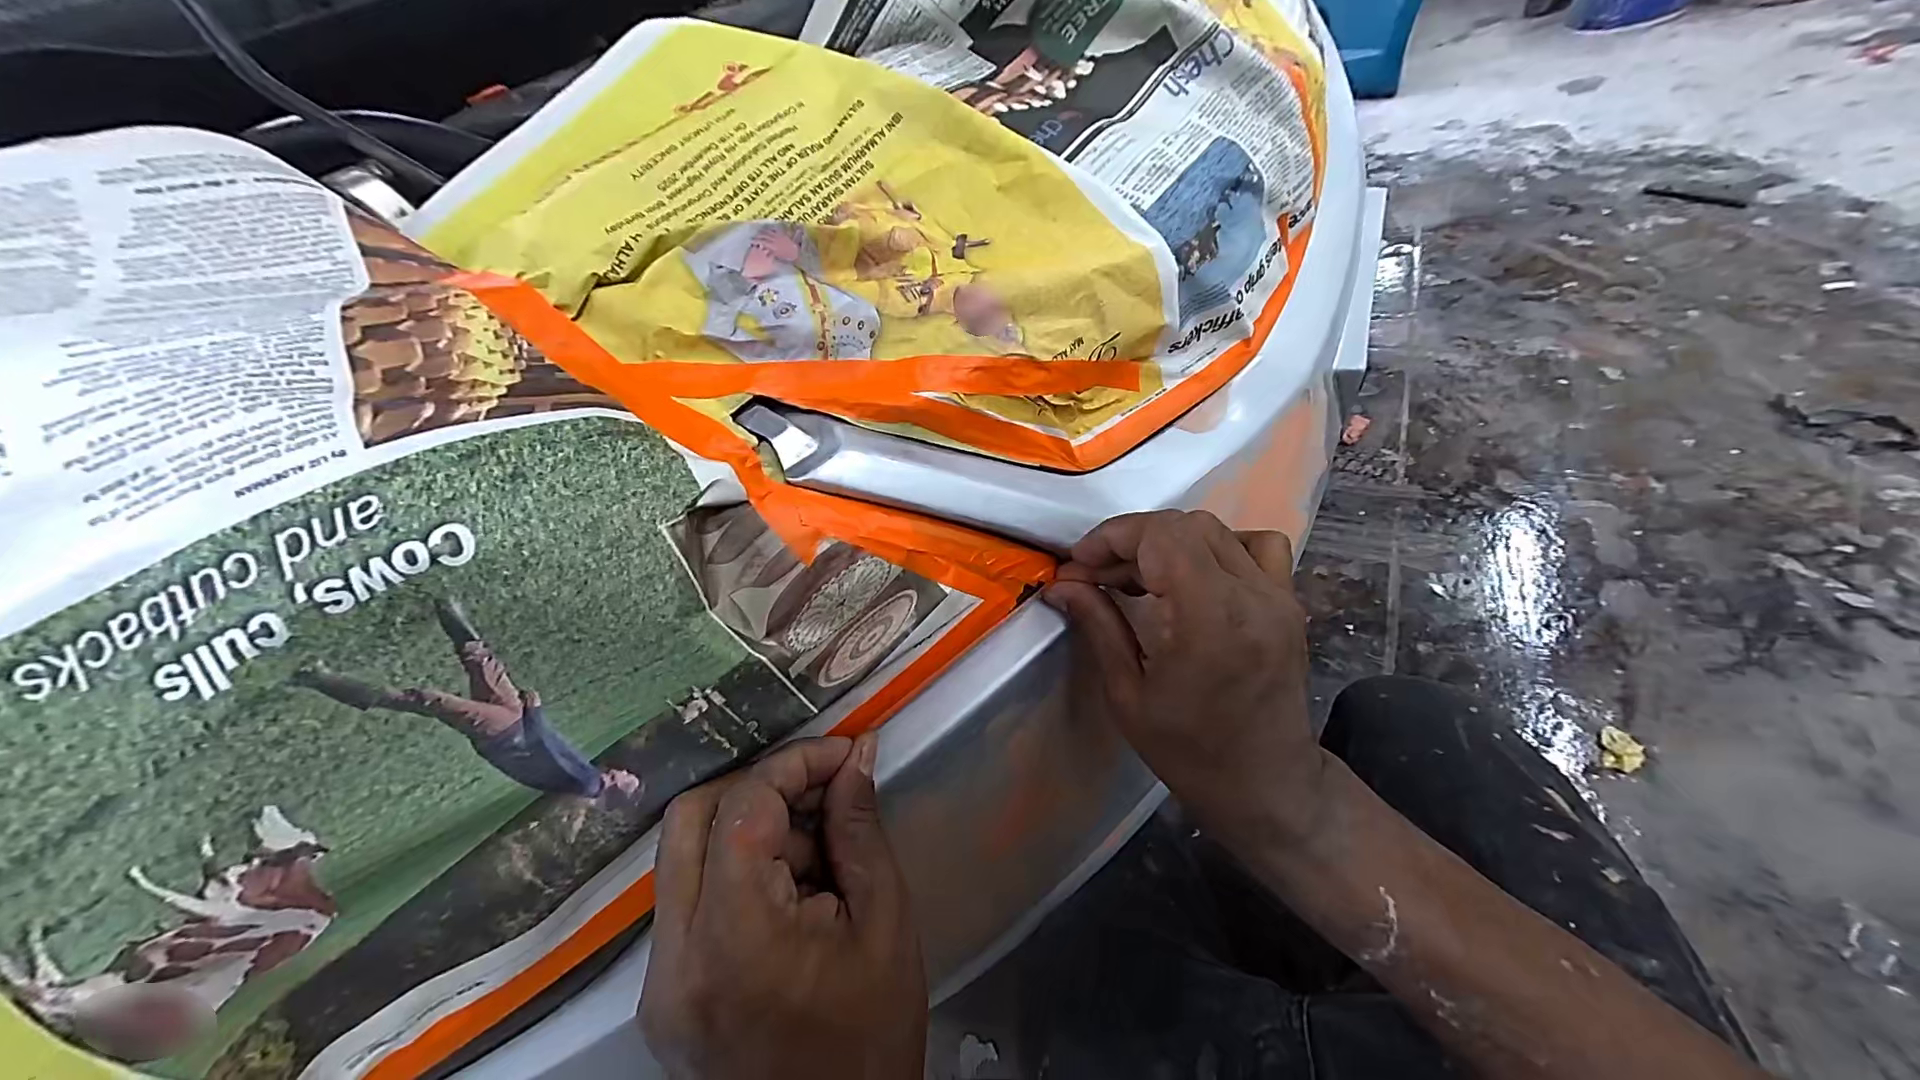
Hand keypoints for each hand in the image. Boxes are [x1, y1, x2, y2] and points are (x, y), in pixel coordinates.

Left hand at [639, 734, 925, 1079]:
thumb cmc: (873, 1035)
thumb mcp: (884, 919)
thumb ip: (859, 827)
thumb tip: (857, 754)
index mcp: (736, 938)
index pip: (742, 808)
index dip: (795, 764)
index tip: (843, 754)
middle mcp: (674, 956)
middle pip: (692, 817)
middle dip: (762, 786)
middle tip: (822, 790)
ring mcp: (659, 977)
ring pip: (686, 851)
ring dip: (751, 826)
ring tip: (818, 851)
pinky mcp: (663, 990)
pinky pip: (689, 893)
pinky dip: (738, 866)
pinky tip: (793, 886)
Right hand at [1044, 510, 1326, 844]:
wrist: (1267, 784)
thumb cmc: (1189, 751)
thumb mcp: (1127, 694)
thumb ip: (1098, 625)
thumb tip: (1061, 585)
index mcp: (1209, 620)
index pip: (1161, 536)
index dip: (1112, 537)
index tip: (1079, 563)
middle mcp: (1251, 596)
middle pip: (1185, 526)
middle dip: (1131, 540)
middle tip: (1098, 576)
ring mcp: (1278, 596)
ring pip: (1217, 529)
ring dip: (1168, 541)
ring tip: (1139, 577)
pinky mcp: (1290, 602)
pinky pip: (1258, 545)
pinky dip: (1218, 546)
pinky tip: (1194, 576)